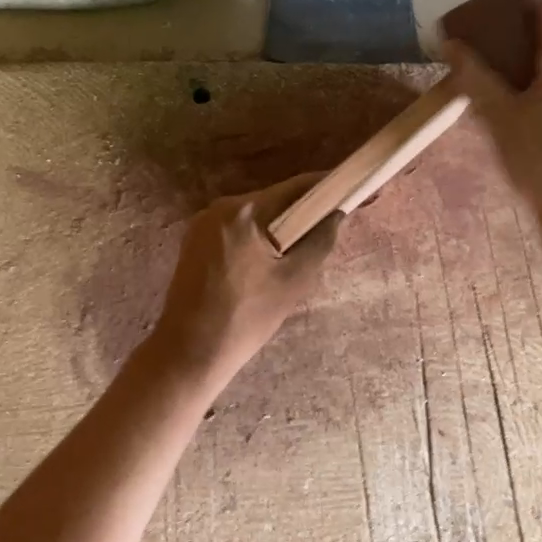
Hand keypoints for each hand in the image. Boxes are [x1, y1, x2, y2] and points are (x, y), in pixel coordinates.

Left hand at [148, 173, 339, 386]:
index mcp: (244, 212)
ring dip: (279, 227)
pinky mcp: (194, 240)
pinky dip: (257, 238)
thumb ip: (319, 242)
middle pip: (273, 200)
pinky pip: (236, 229)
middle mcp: (219, 207)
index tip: (353, 190)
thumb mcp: (293, 282)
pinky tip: (270, 261)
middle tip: (332, 226)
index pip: (295, 188)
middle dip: (303, 212)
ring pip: (254, 216)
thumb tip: (336, 214)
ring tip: (304, 249)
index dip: (327, 188)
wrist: (188, 353)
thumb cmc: (245, 319)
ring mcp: (202, 223)